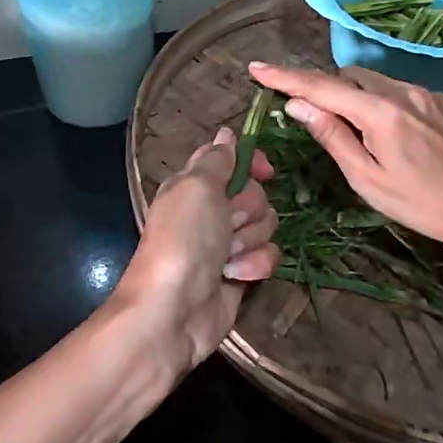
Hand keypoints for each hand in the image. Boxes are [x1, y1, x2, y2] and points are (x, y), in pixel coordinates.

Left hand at [116, 127, 279, 371]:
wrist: (174, 309)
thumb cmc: (183, 240)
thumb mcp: (196, 187)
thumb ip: (217, 159)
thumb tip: (226, 133)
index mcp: (194, 186)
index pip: (232, 159)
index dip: (251, 164)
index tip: (265, 172)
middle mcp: (211, 211)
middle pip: (255, 194)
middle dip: (248, 210)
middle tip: (227, 224)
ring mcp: (227, 244)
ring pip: (266, 226)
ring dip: (249, 241)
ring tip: (225, 257)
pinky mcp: (242, 272)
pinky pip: (268, 257)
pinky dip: (254, 266)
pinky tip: (234, 276)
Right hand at [248, 62, 442, 282]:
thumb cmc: (418, 204)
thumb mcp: (366, 178)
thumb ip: (332, 136)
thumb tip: (298, 104)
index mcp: (381, 112)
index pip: (323, 86)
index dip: (286, 77)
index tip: (258, 68)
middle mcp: (406, 91)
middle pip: (352, 76)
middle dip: (330, 90)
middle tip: (322, 120)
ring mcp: (431, 93)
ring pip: (380, 82)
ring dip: (362, 98)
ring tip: (367, 136)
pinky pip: (407, 92)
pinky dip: (391, 105)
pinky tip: (403, 138)